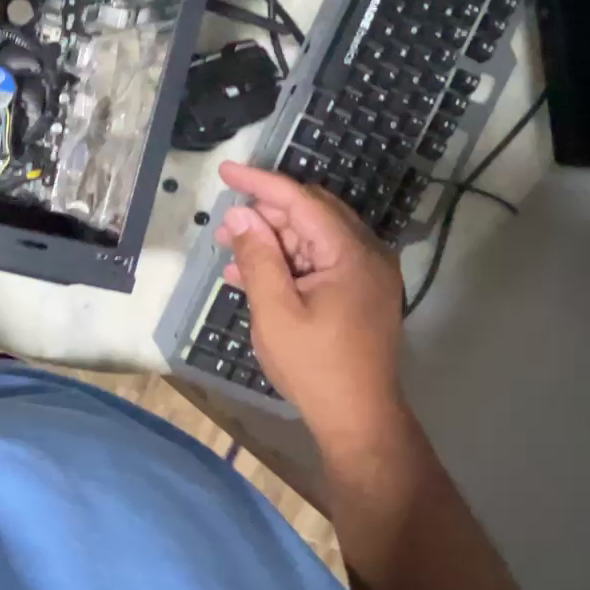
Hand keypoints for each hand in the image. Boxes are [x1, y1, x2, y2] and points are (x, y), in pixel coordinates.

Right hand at [213, 162, 407, 431]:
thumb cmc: (314, 366)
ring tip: (228, 248)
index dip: (260, 183)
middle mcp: (366, 254)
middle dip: (264, 213)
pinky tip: (249, 275)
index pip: (301, 201)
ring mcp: (366, 275)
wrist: (358, 418)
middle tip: (223, 223)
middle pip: (310, 214)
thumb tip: (240, 216)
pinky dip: (286, 262)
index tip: (225, 171)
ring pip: (312, 238)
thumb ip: (258, 258)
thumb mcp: (275, 311)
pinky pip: (319, 262)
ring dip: (271, 239)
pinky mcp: (359, 293)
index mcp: (351, 254)